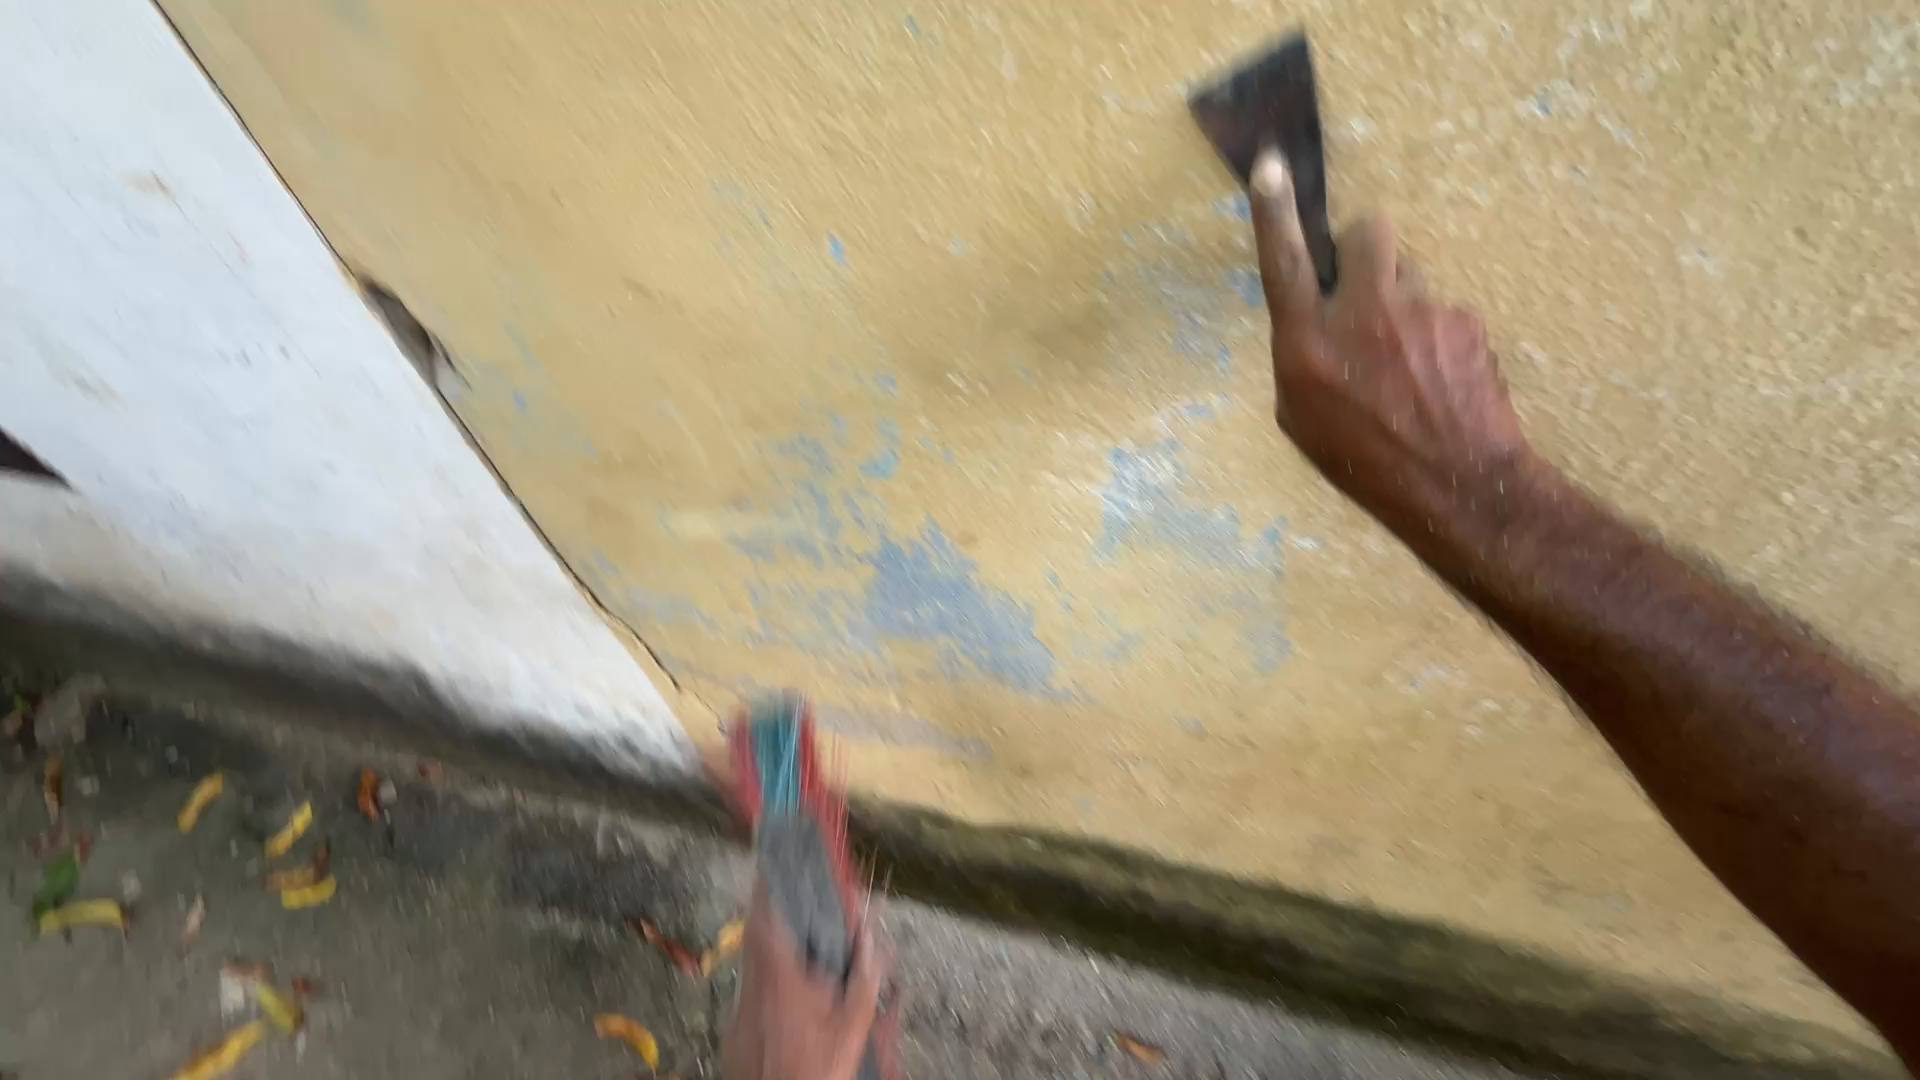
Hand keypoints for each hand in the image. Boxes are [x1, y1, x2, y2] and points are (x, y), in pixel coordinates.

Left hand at [721, 878, 889, 1079]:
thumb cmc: (819, 1069)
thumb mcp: (854, 1025)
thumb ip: (864, 975)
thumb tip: (872, 933)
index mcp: (779, 980)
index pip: (764, 920)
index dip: (765, 887)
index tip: (770, 862)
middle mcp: (751, 991)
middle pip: (752, 938)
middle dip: (768, 911)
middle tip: (786, 893)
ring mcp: (737, 1015)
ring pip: (749, 967)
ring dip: (768, 948)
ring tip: (795, 943)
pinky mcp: (732, 1036)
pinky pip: (748, 993)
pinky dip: (765, 980)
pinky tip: (787, 995)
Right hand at [1248, 150, 1535, 533]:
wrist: (1452, 483)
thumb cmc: (1358, 459)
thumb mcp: (1298, 417)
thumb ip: (1300, 357)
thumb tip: (1316, 322)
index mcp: (1306, 345)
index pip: (1284, 263)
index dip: (1273, 212)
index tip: (1271, 164)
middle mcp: (1360, 314)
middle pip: (1366, 231)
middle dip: (1362, 249)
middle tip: (1366, 292)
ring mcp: (1419, 310)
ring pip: (1407, 273)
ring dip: (1400, 299)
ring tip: (1406, 360)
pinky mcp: (1464, 318)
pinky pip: (1439, 306)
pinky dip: (1434, 333)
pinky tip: (1437, 377)